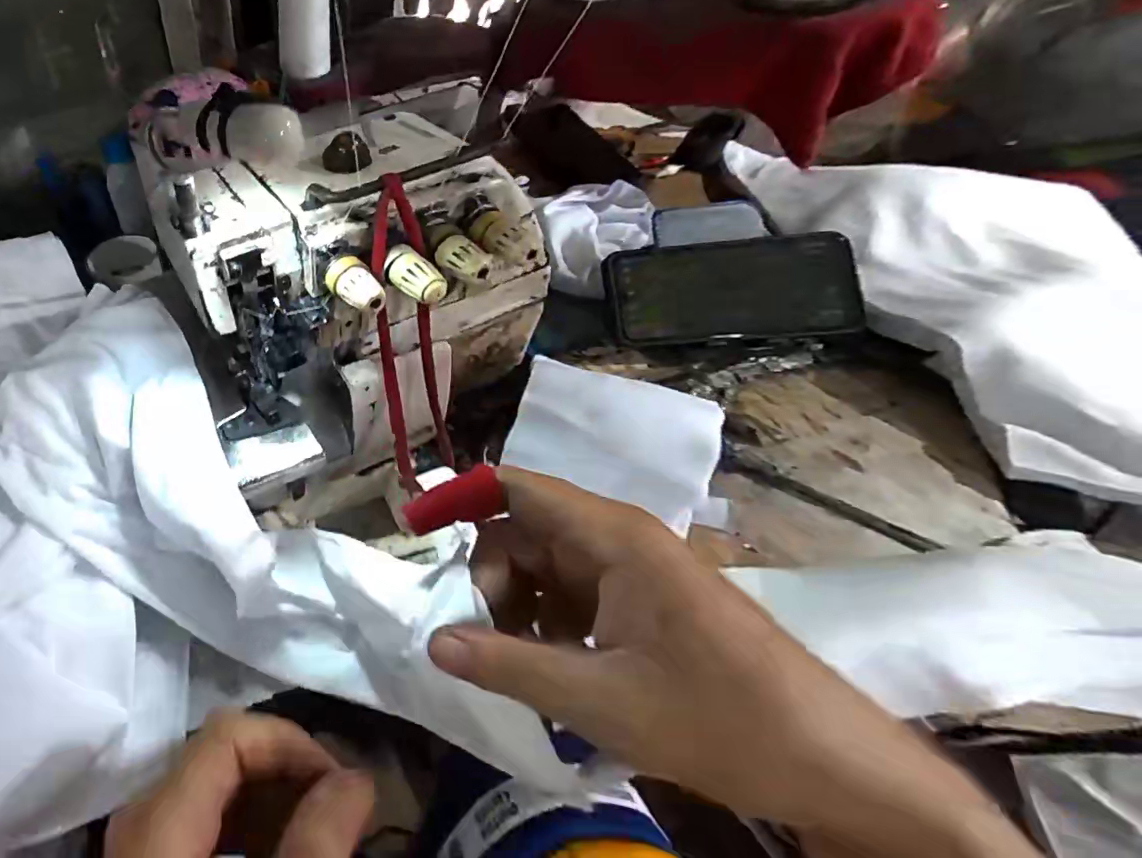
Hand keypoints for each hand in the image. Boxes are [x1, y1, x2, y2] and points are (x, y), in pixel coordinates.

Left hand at [105, 710, 375, 857]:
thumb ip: (316, 842)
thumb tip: (359, 777)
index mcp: (157, 810)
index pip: (228, 731)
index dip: (291, 742)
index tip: (343, 780)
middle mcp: (139, 810)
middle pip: (219, 751)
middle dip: (286, 768)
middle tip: (338, 805)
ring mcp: (138, 836)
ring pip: (211, 784)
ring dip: (270, 795)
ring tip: (317, 822)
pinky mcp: (147, 857)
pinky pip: (199, 816)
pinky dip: (245, 821)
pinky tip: (278, 843)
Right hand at [430, 466, 1036, 857]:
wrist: (847, 773)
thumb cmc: (723, 721)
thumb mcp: (600, 699)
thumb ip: (507, 664)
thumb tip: (432, 642)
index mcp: (610, 536)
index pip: (513, 486)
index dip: (457, 497)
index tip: (414, 527)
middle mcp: (618, 538)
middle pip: (522, 530)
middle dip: (491, 576)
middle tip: (479, 634)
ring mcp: (634, 569)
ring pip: (544, 564)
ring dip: (518, 605)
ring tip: (519, 660)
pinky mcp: (646, 600)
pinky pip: (573, 592)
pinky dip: (548, 621)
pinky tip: (555, 666)